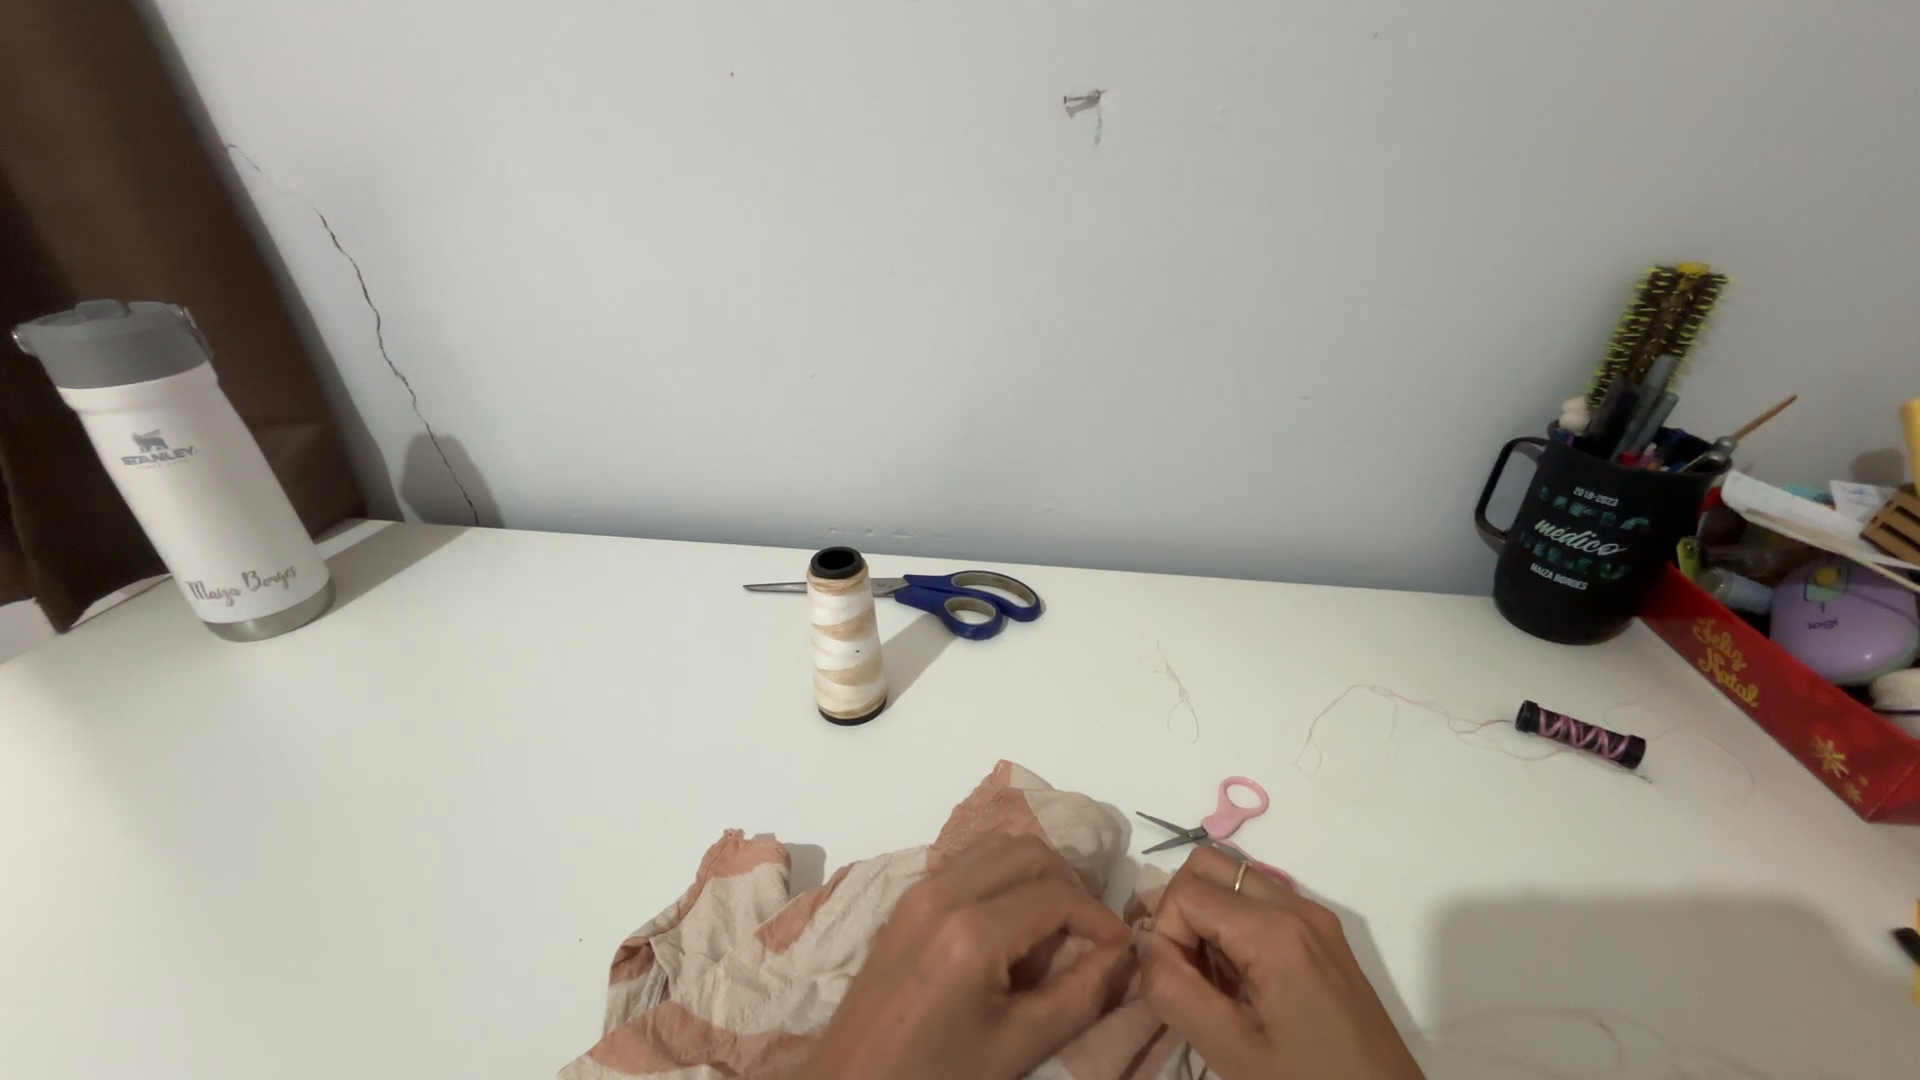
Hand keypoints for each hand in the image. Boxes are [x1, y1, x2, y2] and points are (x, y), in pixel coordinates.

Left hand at [797, 834, 1134, 1079]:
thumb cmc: (936, 1077)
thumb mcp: (1015, 1048)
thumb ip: (1078, 996)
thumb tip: (1121, 954)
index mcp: (972, 930)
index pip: (1056, 895)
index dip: (1099, 917)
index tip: (1121, 948)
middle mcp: (944, 890)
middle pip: (1028, 850)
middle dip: (1068, 885)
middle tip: (1086, 935)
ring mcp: (920, 888)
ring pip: (997, 846)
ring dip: (1034, 875)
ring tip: (1052, 928)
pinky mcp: (907, 897)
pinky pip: (968, 862)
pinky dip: (1001, 876)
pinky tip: (1010, 924)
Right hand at [1139, 846, 1423, 1079]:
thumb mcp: (1230, 1050)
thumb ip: (1173, 989)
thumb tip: (1144, 944)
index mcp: (1274, 930)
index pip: (1185, 891)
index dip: (1165, 932)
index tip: (1179, 983)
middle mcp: (1295, 905)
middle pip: (1208, 863)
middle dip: (1182, 907)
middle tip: (1189, 967)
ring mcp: (1313, 916)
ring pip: (1233, 875)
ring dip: (1208, 912)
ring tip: (1215, 975)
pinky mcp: (1324, 933)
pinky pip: (1260, 898)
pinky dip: (1235, 920)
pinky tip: (1243, 977)